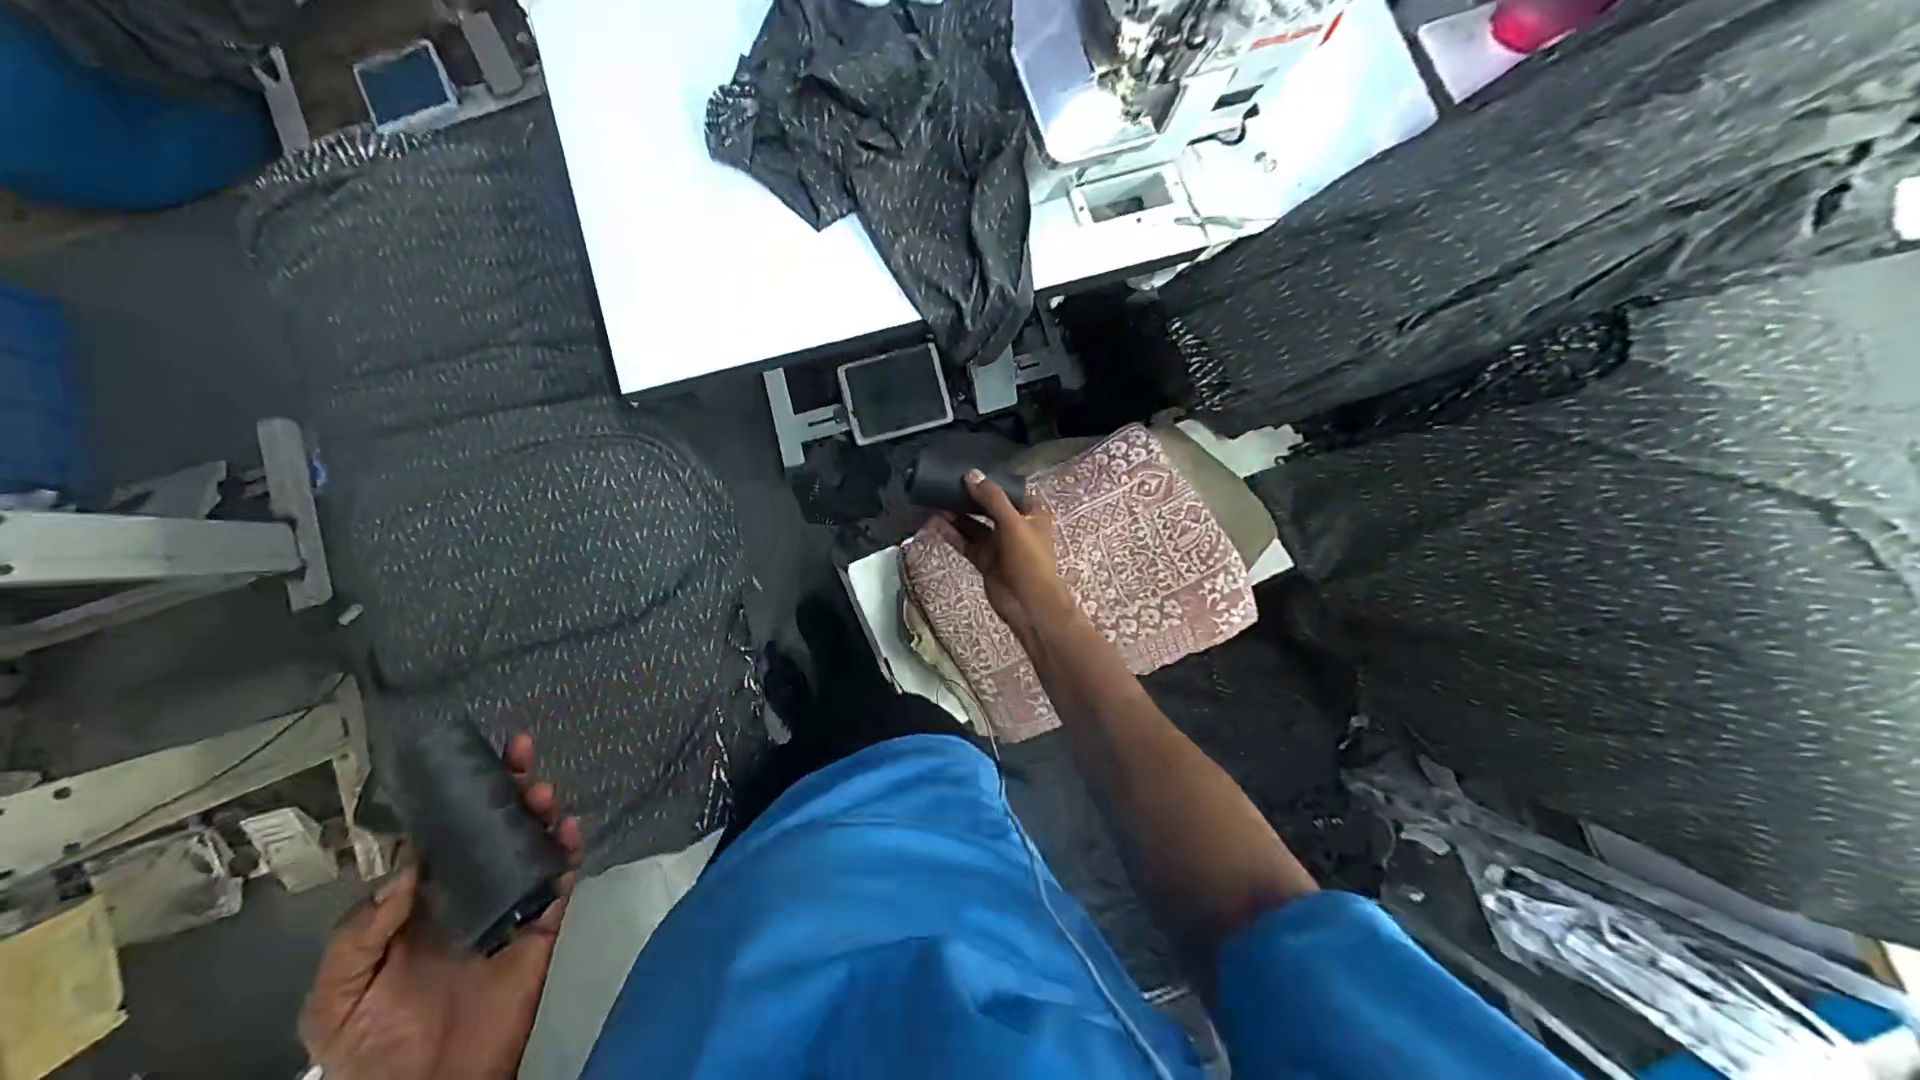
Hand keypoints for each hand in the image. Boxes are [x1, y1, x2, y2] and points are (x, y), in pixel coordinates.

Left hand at [298, 734, 583, 1079]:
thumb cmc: (372, 1045)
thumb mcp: (336, 995)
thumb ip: (360, 933)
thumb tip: (410, 868)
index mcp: (423, 902)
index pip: (446, 836)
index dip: (460, 798)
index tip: (473, 761)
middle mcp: (472, 892)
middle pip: (498, 829)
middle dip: (510, 788)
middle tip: (521, 753)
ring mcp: (512, 906)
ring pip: (534, 846)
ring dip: (541, 814)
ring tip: (543, 790)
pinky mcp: (544, 927)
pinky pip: (562, 883)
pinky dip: (570, 853)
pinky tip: (569, 830)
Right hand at [932, 471, 1078, 649]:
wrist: (1028, 604)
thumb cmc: (1029, 561)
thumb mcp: (1013, 523)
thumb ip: (992, 498)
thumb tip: (972, 475)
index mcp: (1032, 515)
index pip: (1009, 493)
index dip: (991, 484)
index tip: (969, 474)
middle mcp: (1016, 528)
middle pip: (989, 508)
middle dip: (969, 500)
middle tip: (947, 487)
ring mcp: (999, 545)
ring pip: (975, 526)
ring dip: (958, 516)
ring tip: (937, 503)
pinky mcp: (986, 560)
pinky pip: (967, 543)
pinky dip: (954, 534)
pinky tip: (938, 524)